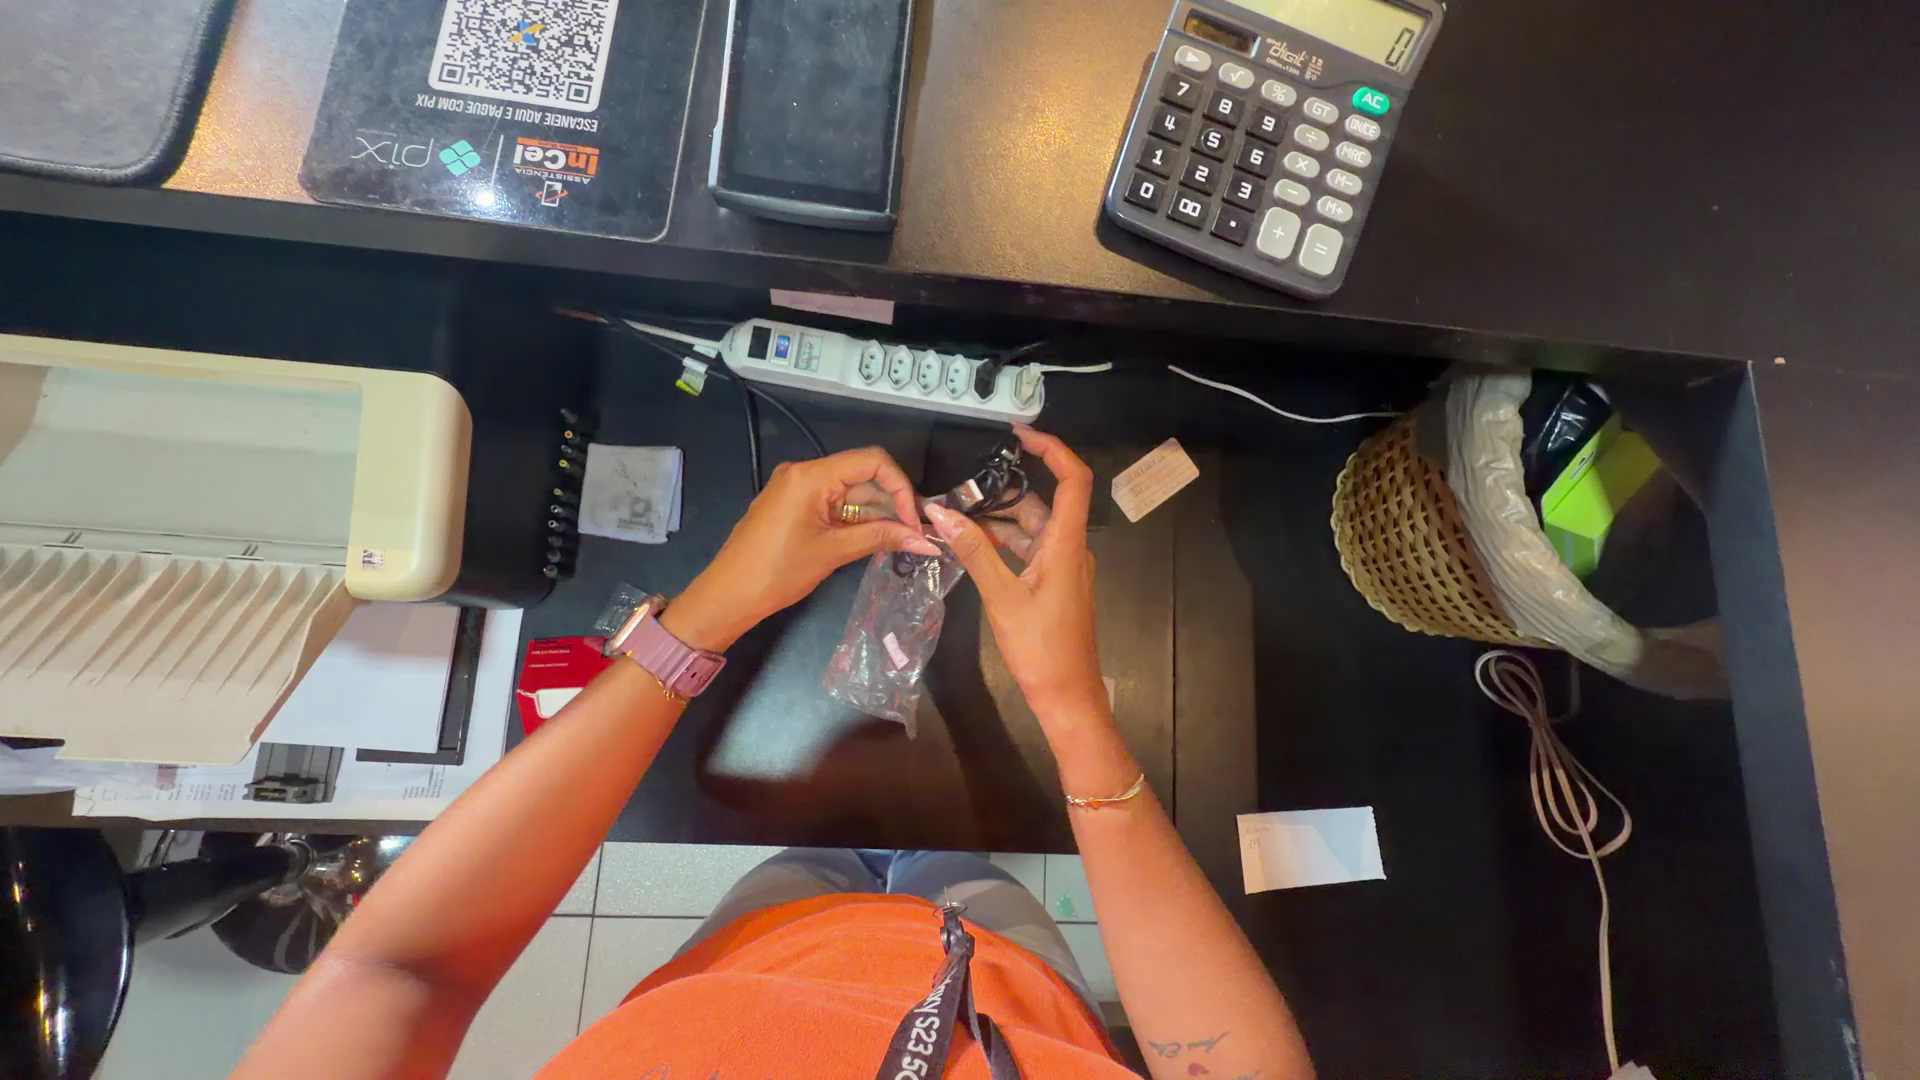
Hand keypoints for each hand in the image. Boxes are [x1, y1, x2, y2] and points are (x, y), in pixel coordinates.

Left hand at [665, 447, 940, 650]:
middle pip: (863, 475)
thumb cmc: (777, 572)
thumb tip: (925, 541)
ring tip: (904, 540)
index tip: (913, 521)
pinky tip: (878, 538)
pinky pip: (834, 503)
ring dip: (878, 513)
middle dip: (893, 503)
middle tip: (916, 534)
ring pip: (851, 492)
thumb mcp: (833, 552)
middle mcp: (804, 472)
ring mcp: (797, 488)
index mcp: (811, 475)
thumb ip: (880, 538)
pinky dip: (857, 518)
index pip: (872, 461)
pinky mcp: (794, 505)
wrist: (728, 596)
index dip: (901, 487)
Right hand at [924, 425, 1107, 722]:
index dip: (1053, 449)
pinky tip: (974, 544)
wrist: (1066, 694)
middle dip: (1007, 489)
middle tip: (966, 483)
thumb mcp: (1001, 596)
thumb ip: (974, 551)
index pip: (1074, 479)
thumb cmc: (1040, 646)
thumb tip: (941, 513)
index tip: (1020, 434)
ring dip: (1001, 519)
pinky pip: (1032, 550)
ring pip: (1035, 528)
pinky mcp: (1056, 584)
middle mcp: (1071, 548)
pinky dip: (1006, 543)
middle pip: (1046, 502)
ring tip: (959, 512)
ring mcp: (1065, 567)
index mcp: (1067, 544)